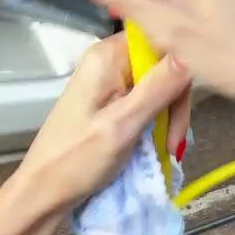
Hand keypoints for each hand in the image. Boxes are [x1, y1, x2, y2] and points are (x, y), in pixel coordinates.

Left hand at [2, 33, 191, 217]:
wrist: (44, 193)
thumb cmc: (76, 160)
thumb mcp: (122, 125)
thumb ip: (158, 87)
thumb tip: (190, 52)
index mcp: (108, 55)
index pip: (162, 41)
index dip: (180, 67)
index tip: (183, 106)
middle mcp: (110, 60)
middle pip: (164, 65)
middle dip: (175, 103)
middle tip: (172, 141)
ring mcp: (112, 81)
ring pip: (161, 86)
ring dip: (168, 118)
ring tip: (165, 148)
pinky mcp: (114, 101)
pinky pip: (149, 101)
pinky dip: (158, 123)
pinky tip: (158, 144)